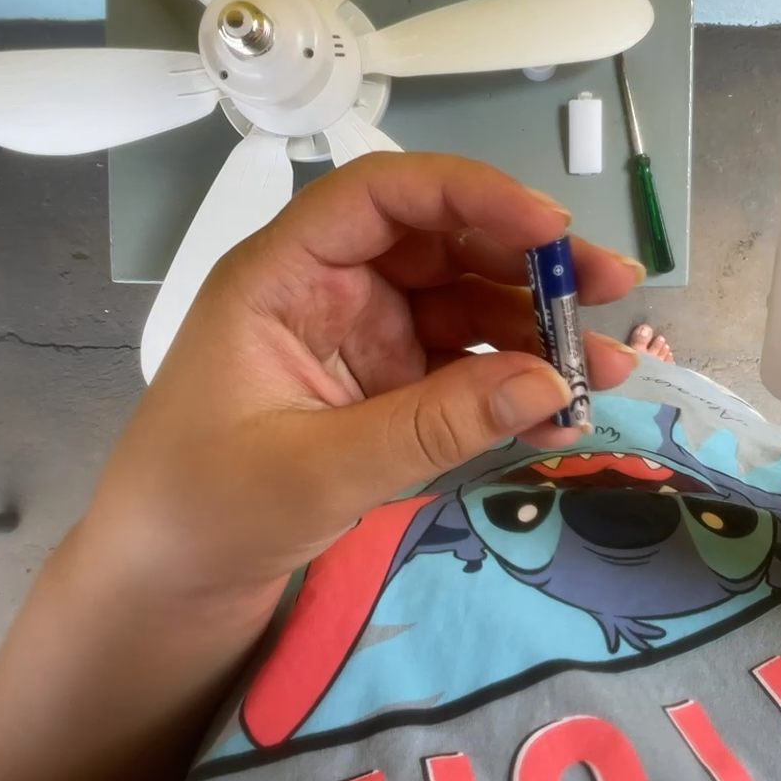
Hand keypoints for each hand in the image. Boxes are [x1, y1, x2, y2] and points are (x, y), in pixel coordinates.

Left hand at [81, 152, 642, 611]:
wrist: (170, 586)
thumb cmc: (204, 513)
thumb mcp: (316, 470)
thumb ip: (434, 425)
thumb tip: (551, 383)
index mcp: (285, 274)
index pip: (381, 196)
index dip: (469, 195)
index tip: (550, 229)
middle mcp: (333, 289)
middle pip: (442, 243)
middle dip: (529, 262)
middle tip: (611, 285)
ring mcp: (368, 337)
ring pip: (466, 303)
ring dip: (538, 329)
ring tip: (606, 367)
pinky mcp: (392, 384)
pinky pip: (466, 366)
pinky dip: (515, 383)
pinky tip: (561, 408)